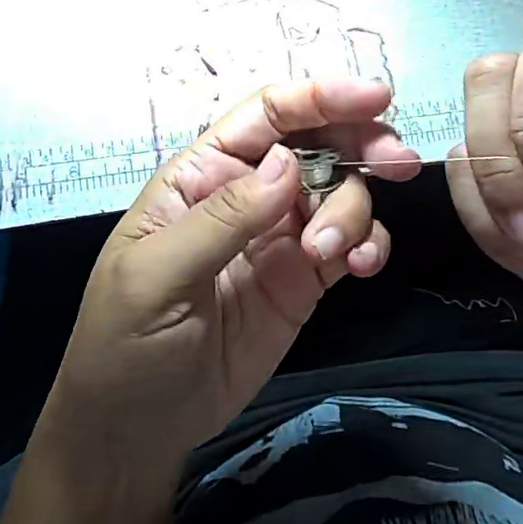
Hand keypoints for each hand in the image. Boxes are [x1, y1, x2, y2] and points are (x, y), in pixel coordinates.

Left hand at [36, 79, 419, 472]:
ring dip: (356, 210)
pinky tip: (361, 268)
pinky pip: (349, 243)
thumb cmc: (125, 339)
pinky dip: (368, 245)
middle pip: (312, 146)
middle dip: (357, 143)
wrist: (137, 425)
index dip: (316, 98)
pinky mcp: (301, 280)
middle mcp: (242, 196)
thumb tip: (287, 162)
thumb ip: (222, 218)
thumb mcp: (157, 274)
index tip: (375, 98)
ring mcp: (275, 237)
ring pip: (338, 194)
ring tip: (337, 254)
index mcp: (198, 177)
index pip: (262, 119)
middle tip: (397, 163)